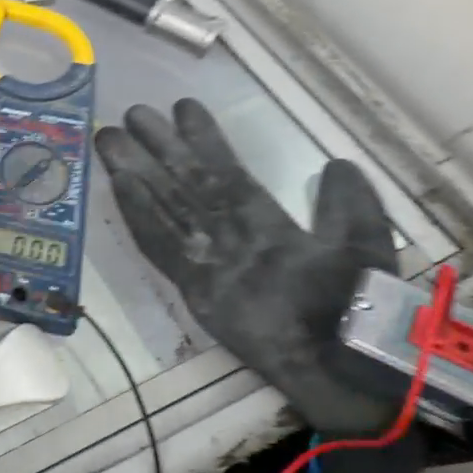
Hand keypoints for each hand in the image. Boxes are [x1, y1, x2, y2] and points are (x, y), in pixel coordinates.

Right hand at [96, 99, 421, 472]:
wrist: (350, 367)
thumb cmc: (360, 305)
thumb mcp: (364, 243)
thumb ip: (349, 205)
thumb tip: (337, 164)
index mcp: (267, 223)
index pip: (227, 171)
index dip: (205, 140)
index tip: (183, 105)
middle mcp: (231, 234)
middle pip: (186, 182)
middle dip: (159, 147)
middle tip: (131, 112)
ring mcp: (209, 258)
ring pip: (165, 204)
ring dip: (136, 171)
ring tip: (108, 137)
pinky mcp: (195, 286)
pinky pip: (161, 244)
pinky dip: (139, 215)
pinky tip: (118, 184)